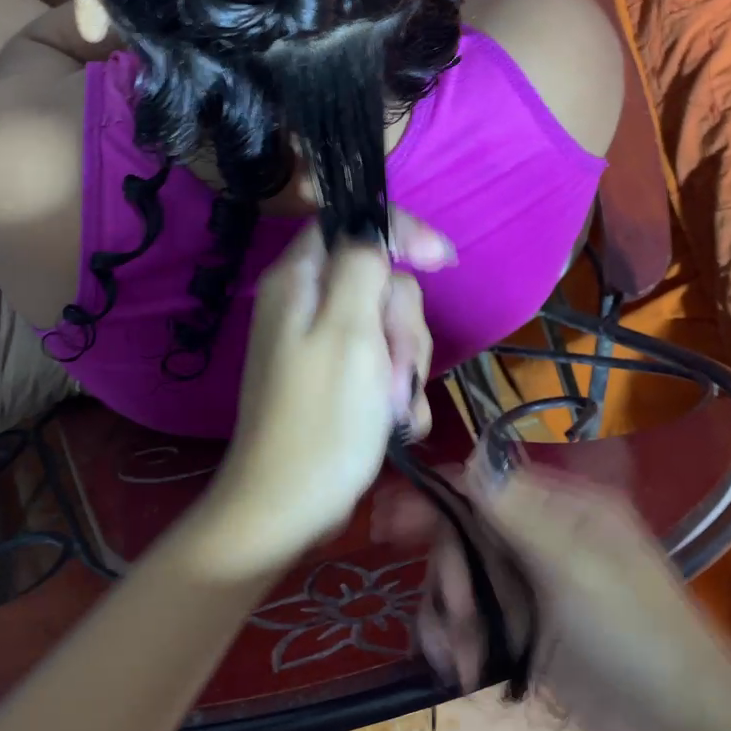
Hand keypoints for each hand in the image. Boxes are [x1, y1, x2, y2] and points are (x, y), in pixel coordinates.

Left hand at [203, 223, 433, 572]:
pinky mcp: (334, 380)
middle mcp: (306, 304)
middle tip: (389, 366)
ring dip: (403, 367)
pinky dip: (394, 393)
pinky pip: (380, 366)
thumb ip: (362, 267)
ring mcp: (319, 344)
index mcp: (299, 280)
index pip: (353, 224)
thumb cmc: (321, 418)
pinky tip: (390, 423)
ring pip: (388, 328)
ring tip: (389, 406)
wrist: (287, 506)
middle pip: (380, 282)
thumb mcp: (347, 331)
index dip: (400, 233)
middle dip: (402, 325)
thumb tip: (374, 229)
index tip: (443, 261)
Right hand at [378, 464, 730, 730]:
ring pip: (462, 580)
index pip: (484, 485)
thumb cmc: (636, 638)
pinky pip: (471, 621)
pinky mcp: (525, 634)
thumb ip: (517, 510)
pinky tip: (461, 668)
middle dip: (449, 572)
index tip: (390, 522)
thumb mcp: (576, 567)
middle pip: (464, 535)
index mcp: (563, 510)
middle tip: (452, 608)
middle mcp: (544, 539)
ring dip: (450, 616)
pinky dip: (458, 641)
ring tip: (459, 656)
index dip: (437, 498)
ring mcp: (533, 589)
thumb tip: (469, 453)